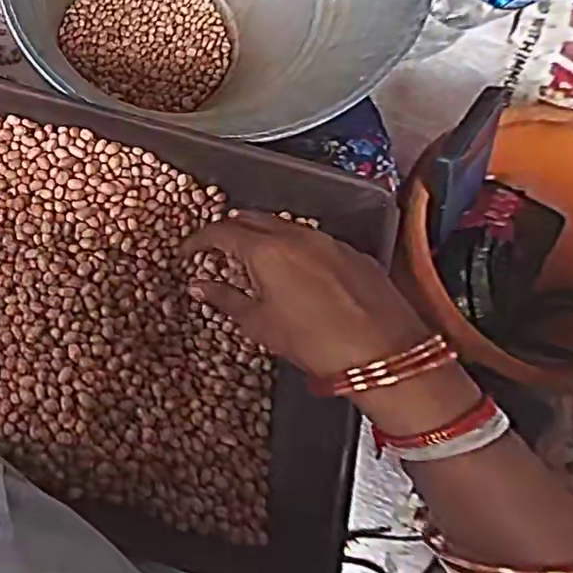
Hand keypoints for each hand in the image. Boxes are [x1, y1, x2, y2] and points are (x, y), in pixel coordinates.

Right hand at [186, 212, 480, 434]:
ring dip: (261, 235)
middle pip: (252, 218)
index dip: (198, 239)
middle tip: (214, 248)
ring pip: (284, 225)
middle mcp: (297, 236)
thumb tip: (200, 286)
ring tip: (250, 257)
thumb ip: (224, 298)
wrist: (384, 353)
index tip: (188, 251)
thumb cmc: (313, 341)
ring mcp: (329, 242)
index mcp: (266, 250)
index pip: (220, 231)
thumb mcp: (258, 323)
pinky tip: (292, 269)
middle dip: (228, 230)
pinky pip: (313, 239)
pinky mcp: (354, 254)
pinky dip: (292, 246)